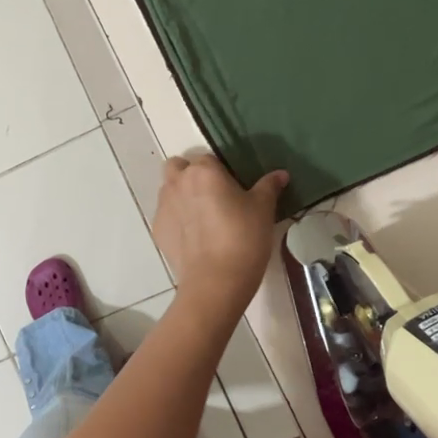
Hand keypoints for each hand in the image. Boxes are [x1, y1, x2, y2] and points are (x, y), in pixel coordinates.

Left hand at [153, 155, 286, 317]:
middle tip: (213, 194)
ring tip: (203, 216)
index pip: (207, 158)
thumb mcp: (263, 208)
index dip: (220, 170)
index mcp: (202, 171)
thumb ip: (269, 186)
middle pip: (177, 168)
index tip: (233, 186)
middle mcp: (176, 184)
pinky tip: (193, 236)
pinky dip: (176, 218)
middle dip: (190, 174)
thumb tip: (280, 174)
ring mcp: (162, 207)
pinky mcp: (157, 230)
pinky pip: (166, 215)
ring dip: (181, 195)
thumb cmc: (243, 237)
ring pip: (168, 190)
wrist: (215, 279)